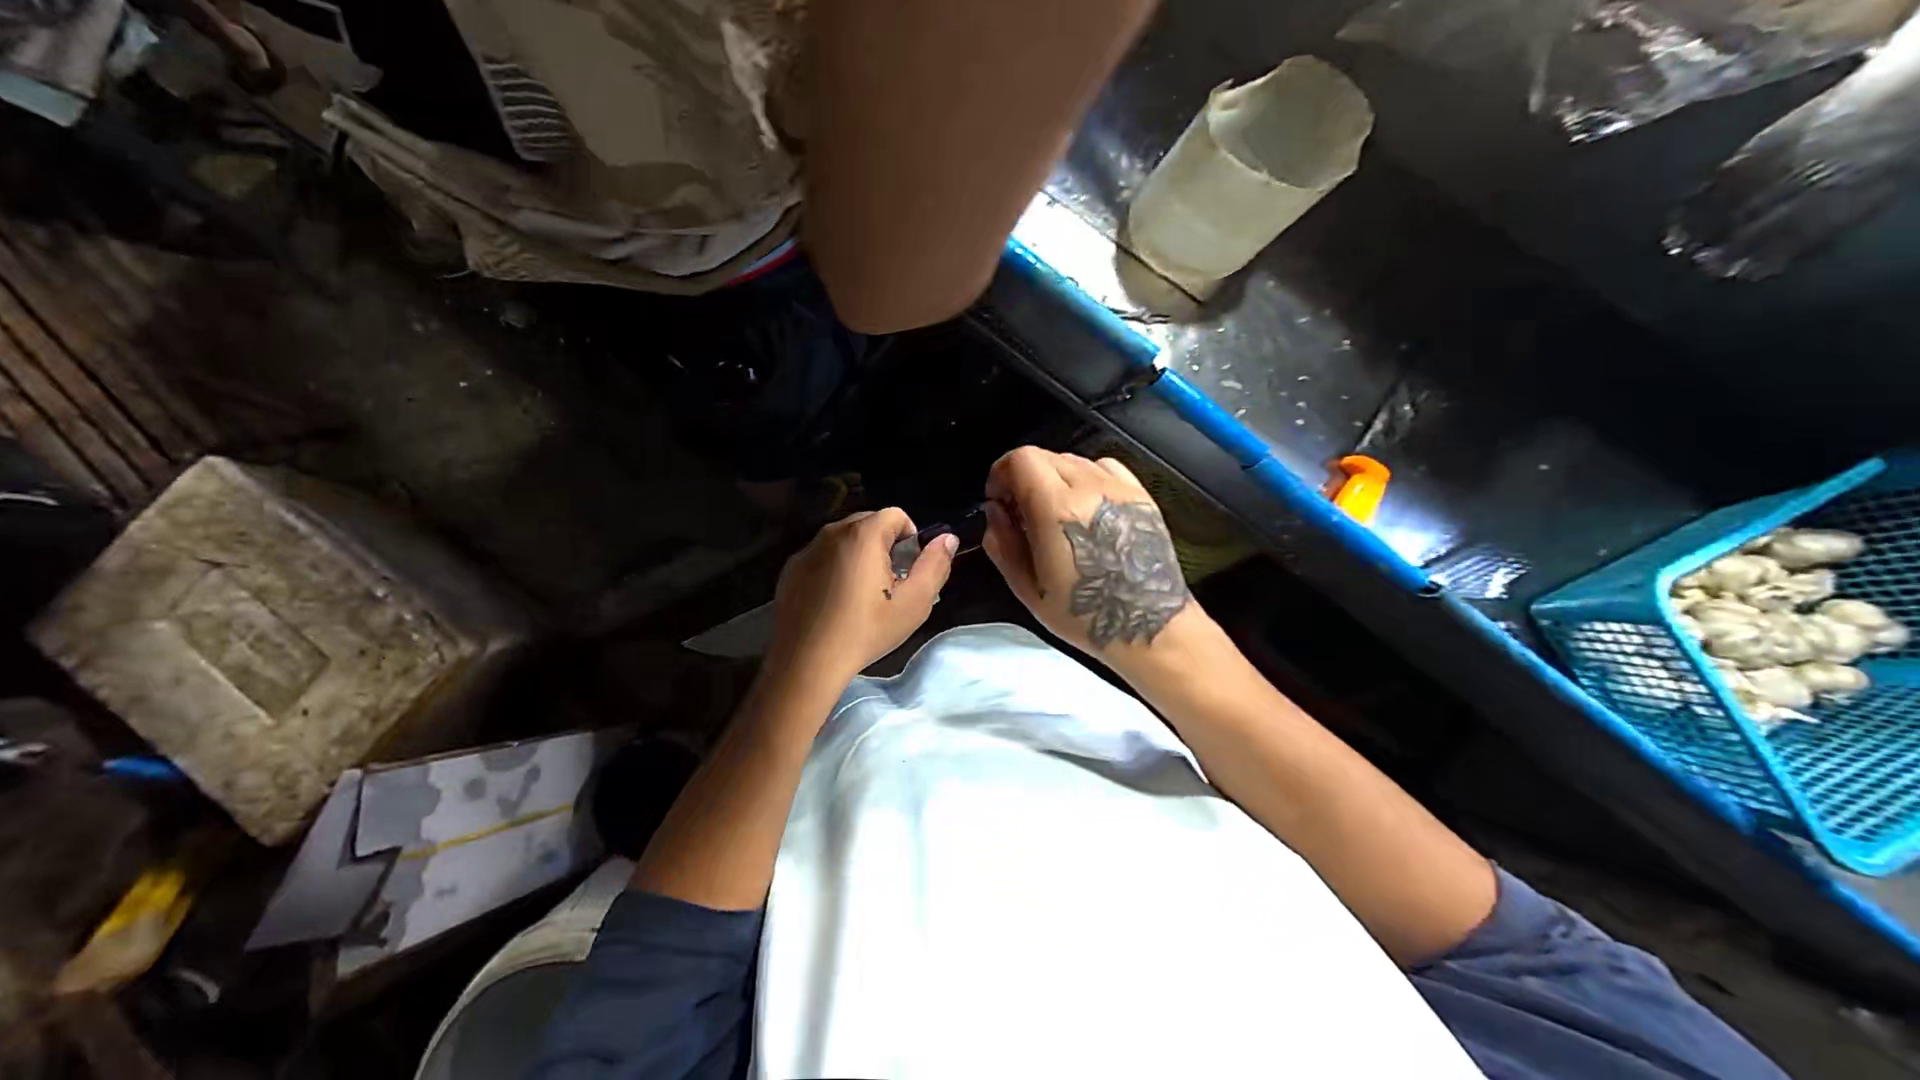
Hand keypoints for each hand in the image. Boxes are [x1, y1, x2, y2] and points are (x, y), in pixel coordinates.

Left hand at [767, 508, 957, 685]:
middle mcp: (832, 533)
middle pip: (869, 524)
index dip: (910, 539)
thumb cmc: (866, 631)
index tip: (908, 570)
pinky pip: (821, 557)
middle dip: (884, 546)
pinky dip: (833, 569)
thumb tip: (947, 538)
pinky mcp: (790, 570)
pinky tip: (835, 603)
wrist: (807, 662)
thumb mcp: (914, 602)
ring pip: (843, 541)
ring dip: (858, 557)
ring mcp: (807, 550)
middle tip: (888, 585)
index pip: (896, 515)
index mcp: (863, 535)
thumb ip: (935, 564)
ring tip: (861, 596)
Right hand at [983, 447, 1209, 674]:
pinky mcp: (1140, 496)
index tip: (998, 498)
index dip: (1000, 474)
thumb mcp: (1028, 589)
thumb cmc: (1088, 616)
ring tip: (1053, 515)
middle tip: (1021, 511)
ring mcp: (1119, 489)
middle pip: (1044, 456)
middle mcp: (1090, 489)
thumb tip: (995, 514)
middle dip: (1023, 477)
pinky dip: (1086, 479)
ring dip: (1054, 478)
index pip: (1020, 460)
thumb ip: (1002, 544)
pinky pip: (1105, 468)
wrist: (1149, 627)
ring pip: (1073, 460)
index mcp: (1057, 510)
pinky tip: (1085, 510)